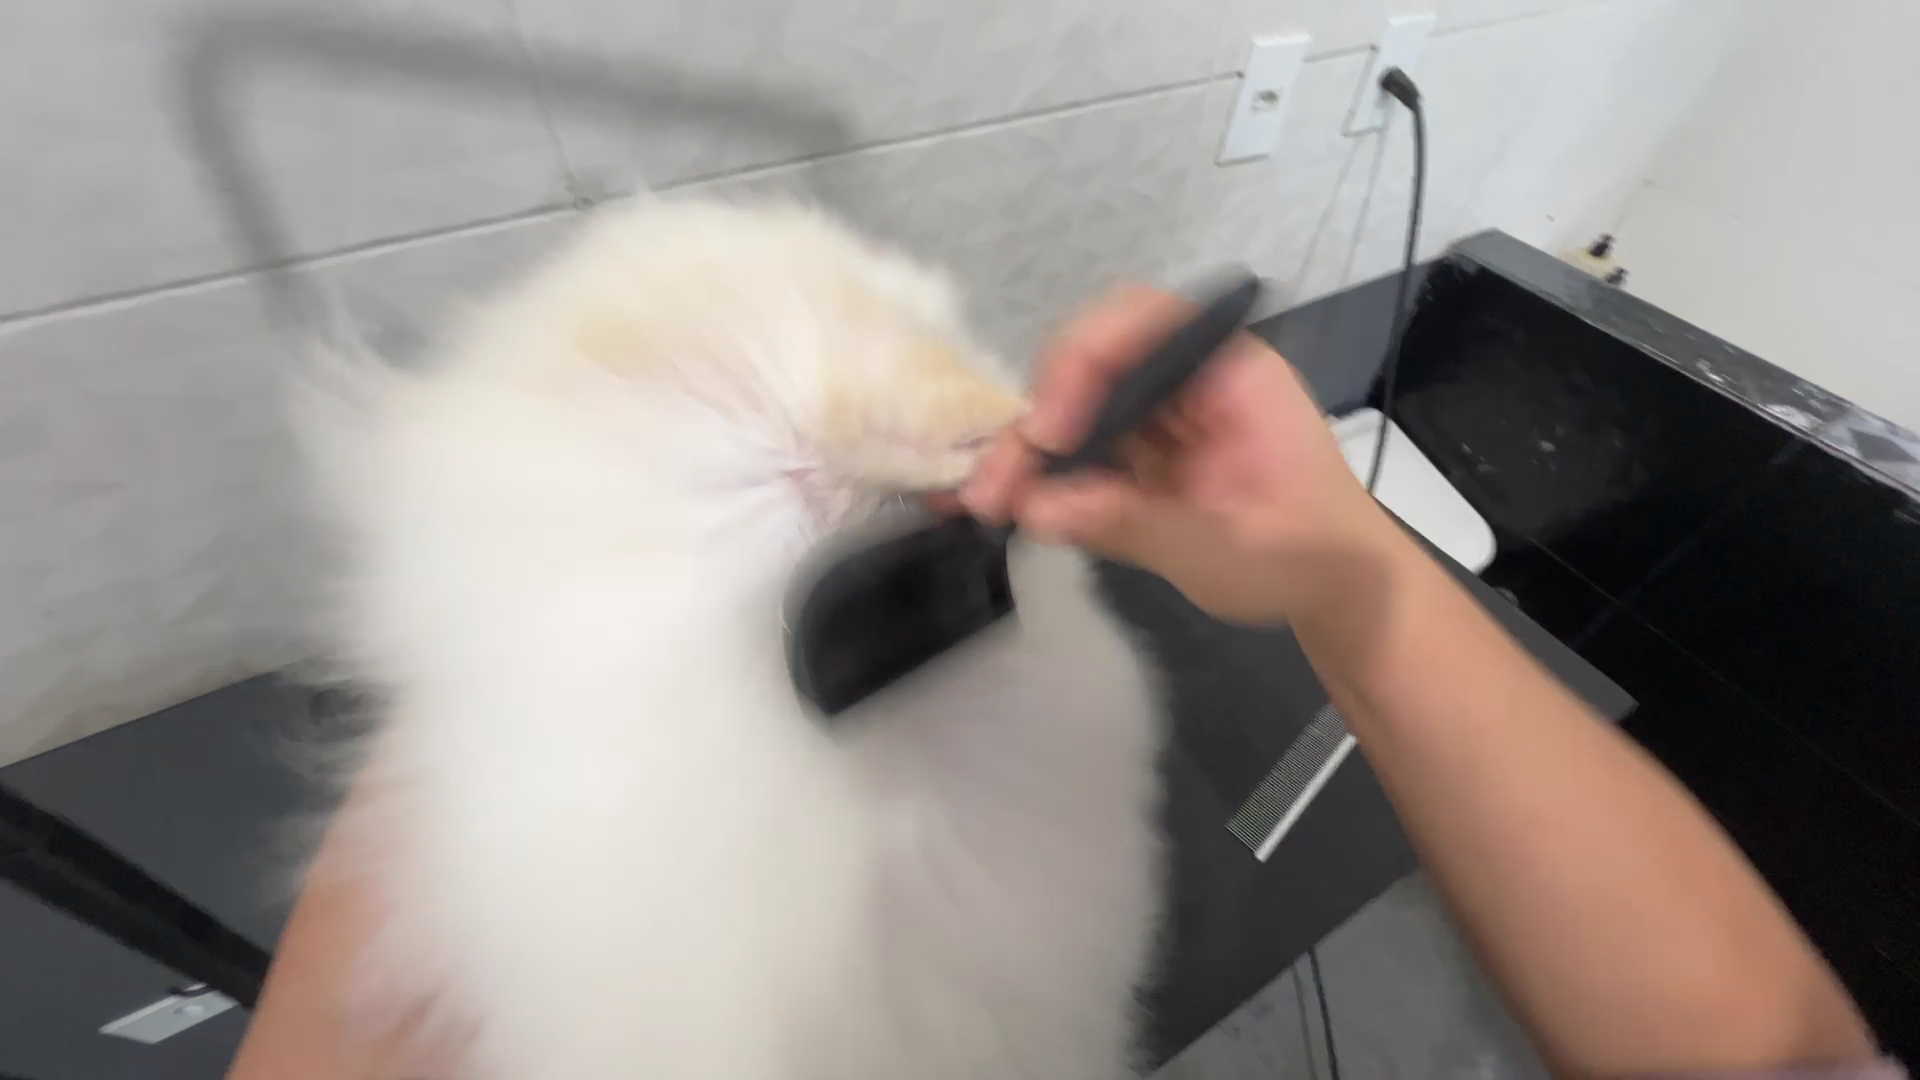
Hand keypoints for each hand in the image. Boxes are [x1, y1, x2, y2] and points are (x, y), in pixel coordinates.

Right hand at [962, 286, 1400, 624]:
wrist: (1334, 590)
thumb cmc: (1307, 559)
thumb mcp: (1226, 548)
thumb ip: (1134, 523)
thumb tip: (1038, 509)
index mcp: (1228, 374)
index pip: (1142, 325)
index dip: (1082, 364)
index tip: (1050, 434)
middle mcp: (1184, 384)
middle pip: (1089, 368)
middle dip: (1036, 421)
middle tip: (993, 483)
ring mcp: (1157, 421)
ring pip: (1073, 412)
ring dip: (1024, 453)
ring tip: (985, 501)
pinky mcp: (1137, 459)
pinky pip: (1078, 454)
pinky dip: (1040, 478)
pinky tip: (1007, 504)